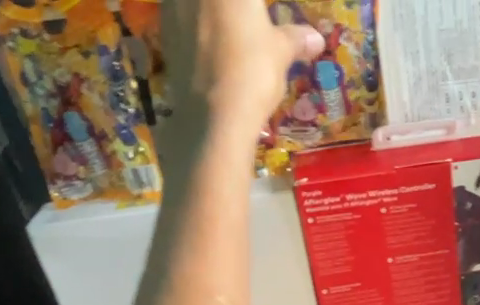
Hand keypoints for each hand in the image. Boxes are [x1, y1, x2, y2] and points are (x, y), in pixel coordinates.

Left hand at [162, 0, 323, 137]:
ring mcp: (174, 5)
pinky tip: (209, 46)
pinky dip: (195, 26)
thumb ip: (295, 38)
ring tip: (229, 32)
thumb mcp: (281, 53)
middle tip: (250, 20)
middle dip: (236, 9)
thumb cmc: (253, 72)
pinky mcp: (164, 32)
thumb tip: (316, 38)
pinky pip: (180, 16)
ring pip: (196, 5)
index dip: (256, 8)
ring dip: (210, 14)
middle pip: (223, 2)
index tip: (263, 15)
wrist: (213, 117)